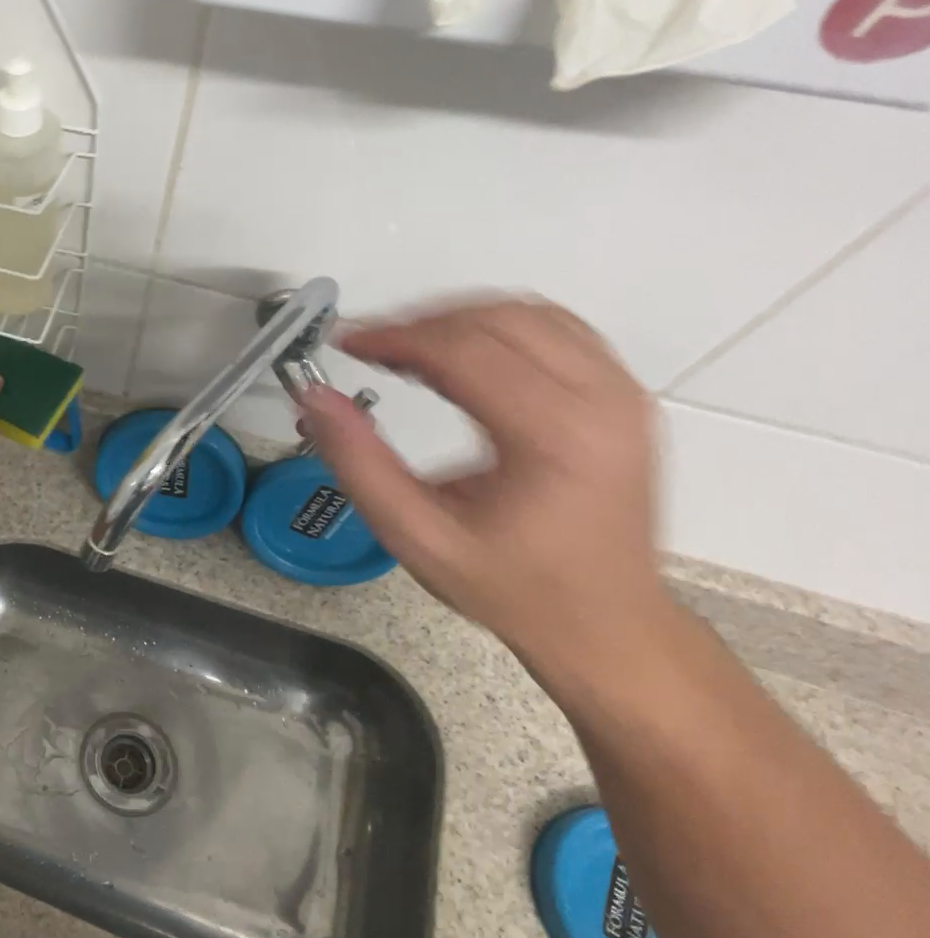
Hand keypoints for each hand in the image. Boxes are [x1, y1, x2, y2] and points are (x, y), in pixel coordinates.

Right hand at [297, 298, 669, 657]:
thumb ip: (358, 464)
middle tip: (370, 348)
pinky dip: (500, 330)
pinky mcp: (624, 398)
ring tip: (406, 350)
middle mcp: (602, 399)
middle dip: (423, 323)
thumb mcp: (416, 537)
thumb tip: (314, 399)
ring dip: (460, 320)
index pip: (465, 349)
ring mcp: (622, 394)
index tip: (345, 344)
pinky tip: (462, 357)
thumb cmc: (511, 589)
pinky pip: (558, 332)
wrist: (604, 624)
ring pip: (531, 314)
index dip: (395, 336)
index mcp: (554, 435)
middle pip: (499, 319)